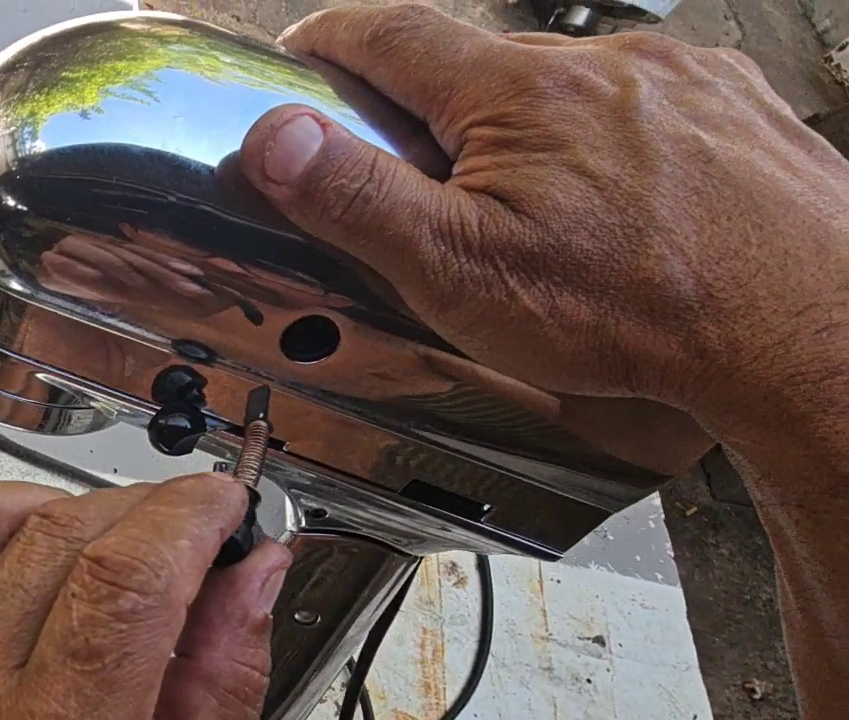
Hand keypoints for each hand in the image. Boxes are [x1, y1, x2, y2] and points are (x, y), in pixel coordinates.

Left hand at [0, 475, 290, 719]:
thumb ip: (228, 677)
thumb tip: (256, 566)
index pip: (123, 584)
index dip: (188, 519)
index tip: (224, 504)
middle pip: (60, 535)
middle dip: (143, 510)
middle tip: (181, 533)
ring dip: (58, 504)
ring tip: (98, 548)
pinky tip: (14, 554)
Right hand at [238, 4, 848, 434]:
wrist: (797, 329)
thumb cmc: (622, 305)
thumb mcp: (448, 264)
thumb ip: (355, 195)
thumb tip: (278, 137)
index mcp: (521, 96)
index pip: (399, 35)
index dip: (335, 36)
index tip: (303, 46)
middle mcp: (602, 67)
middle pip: (470, 62)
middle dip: (408, 101)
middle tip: (378, 160)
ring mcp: (672, 84)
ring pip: (543, 87)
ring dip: (489, 124)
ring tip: (474, 199)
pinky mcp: (718, 114)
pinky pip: (611, 107)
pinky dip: (564, 138)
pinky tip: (565, 199)